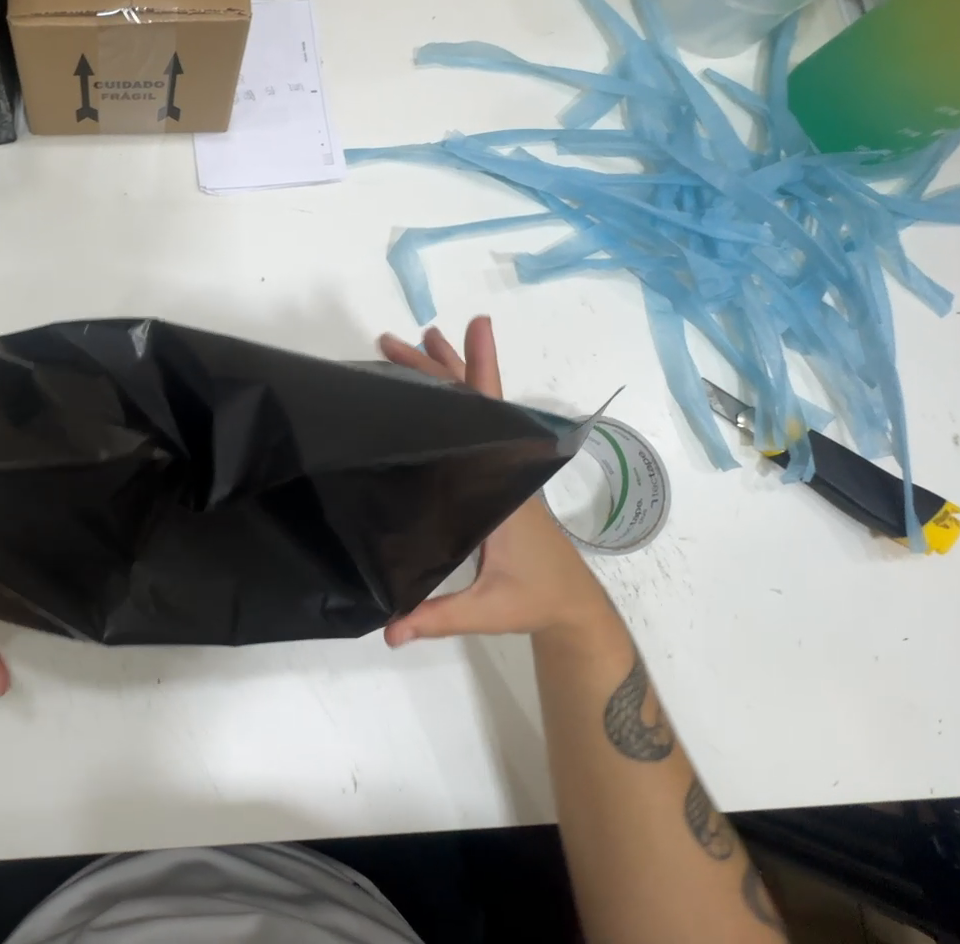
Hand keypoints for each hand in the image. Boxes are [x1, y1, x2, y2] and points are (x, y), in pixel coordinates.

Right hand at [376, 317, 614, 644]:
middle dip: (436, 368)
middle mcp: (503, 468)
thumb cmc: (534, 600)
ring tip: (408, 349)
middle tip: (394, 341)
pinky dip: (446, 407)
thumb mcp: (488, 609)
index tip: (472, 329)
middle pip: (472, 403)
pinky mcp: (491, 482)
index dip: (481, 372)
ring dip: (441, 379)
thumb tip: (389, 630)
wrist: (571, 605)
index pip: (491, 417)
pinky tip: (420, 404)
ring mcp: (498, 472)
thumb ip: (438, 616)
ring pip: (472, 412)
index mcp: (503, 485)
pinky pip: (470, 432)